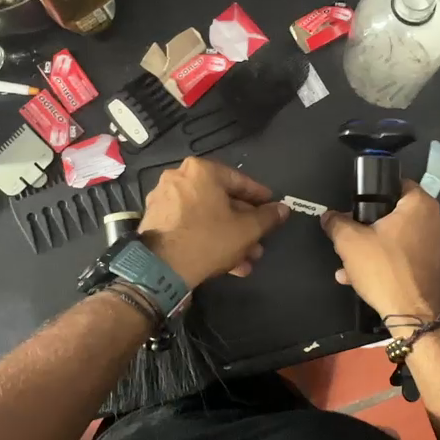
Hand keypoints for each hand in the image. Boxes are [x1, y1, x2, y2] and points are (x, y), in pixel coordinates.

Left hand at [137, 158, 288, 285]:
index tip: (272, 207)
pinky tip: (229, 264)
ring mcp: (165, 200)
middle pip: (222, 201)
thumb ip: (268, 217)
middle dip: (244, 224)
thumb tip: (282, 209)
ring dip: (229, 237)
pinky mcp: (156, 222)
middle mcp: (180, 178)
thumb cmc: (209, 239)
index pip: (240, 181)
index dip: (260, 197)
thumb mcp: (246, 229)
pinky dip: (209, 239)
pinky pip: (190, 225)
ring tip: (248, 259)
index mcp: (202, 171)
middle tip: (260, 239)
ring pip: (207, 217)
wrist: (161, 269)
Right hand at [320, 181, 439, 322]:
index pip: (397, 183)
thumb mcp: (350, 243)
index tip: (356, 206)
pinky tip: (362, 278)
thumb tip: (328, 216)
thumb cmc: (384, 269)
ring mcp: (439, 245)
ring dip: (374, 248)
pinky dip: (388, 262)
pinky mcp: (436, 266)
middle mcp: (435, 220)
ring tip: (348, 265)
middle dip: (368, 226)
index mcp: (420, 205)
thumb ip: (337, 223)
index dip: (373, 192)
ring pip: (399, 238)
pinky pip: (407, 256)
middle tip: (350, 237)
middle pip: (395, 214)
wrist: (414, 316)